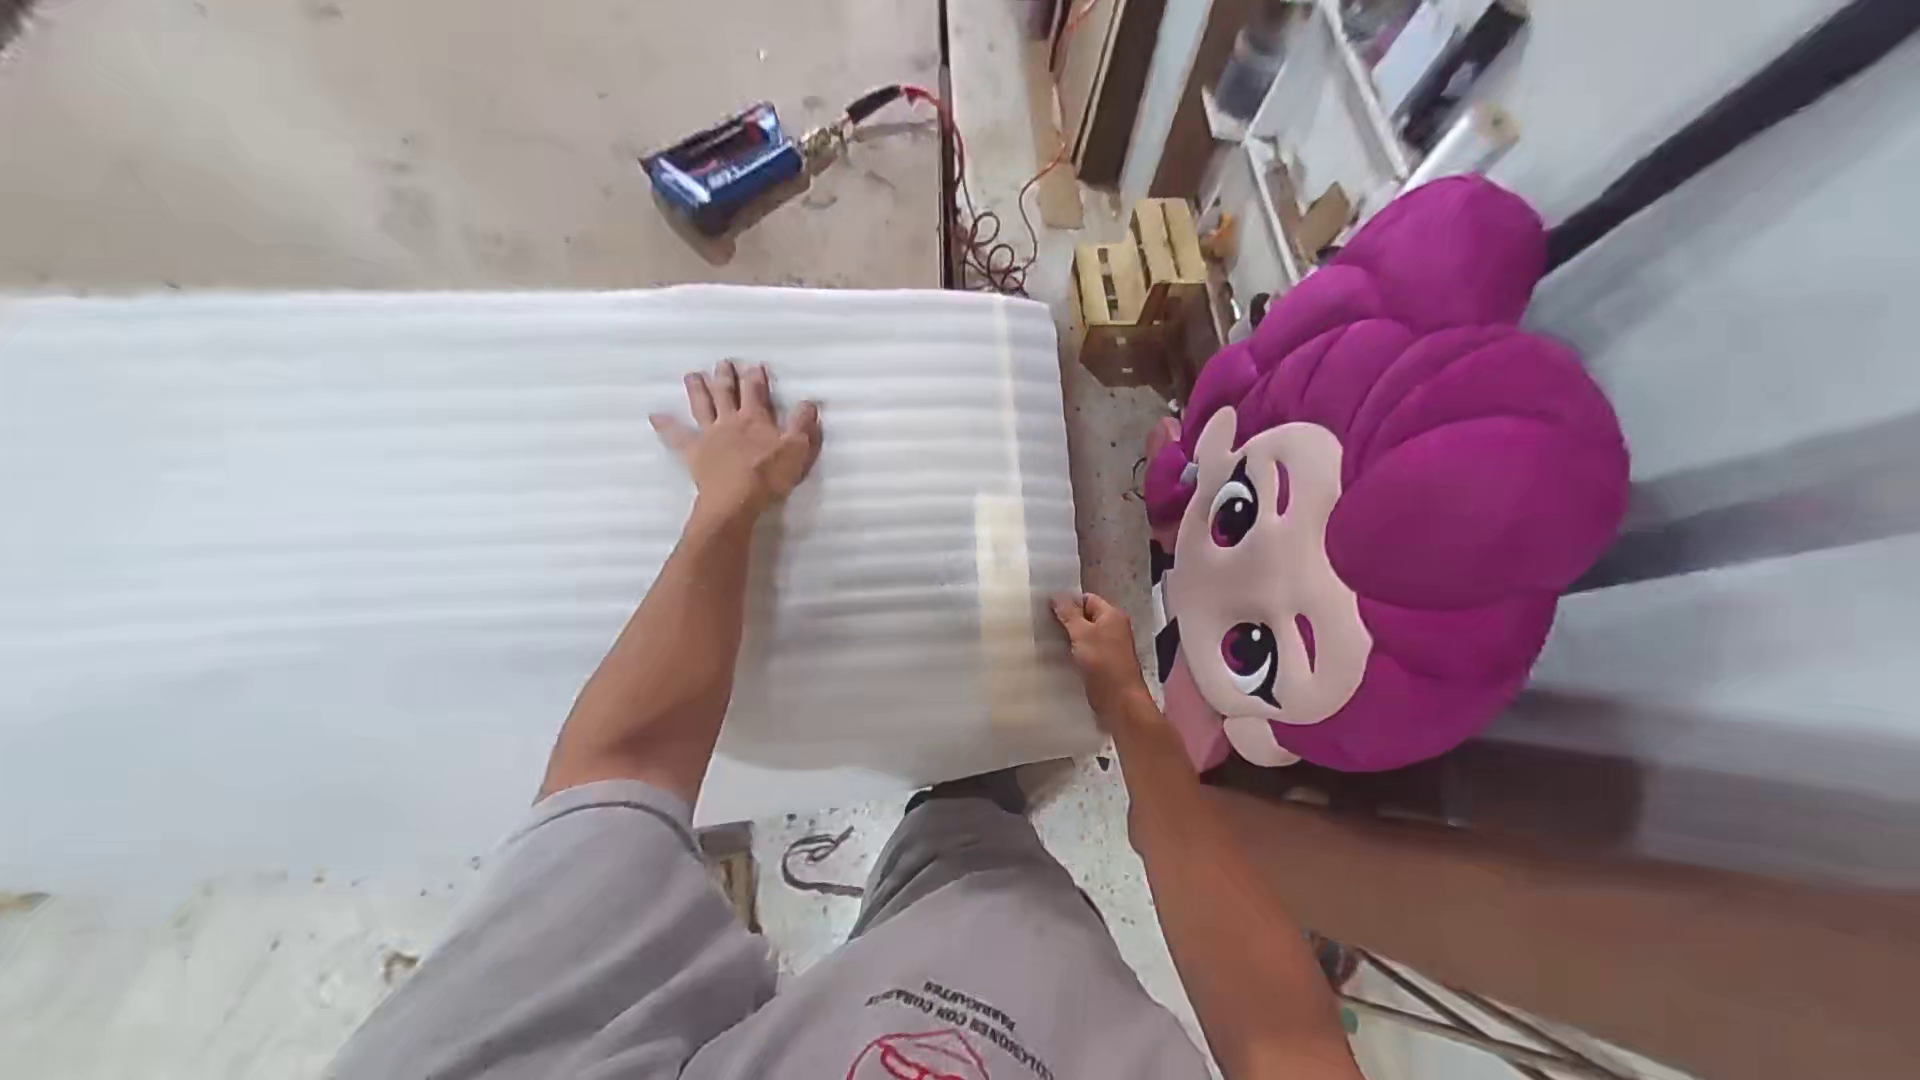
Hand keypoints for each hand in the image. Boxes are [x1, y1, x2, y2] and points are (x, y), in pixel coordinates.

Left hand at [651, 361, 821, 520]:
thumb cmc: (769, 475)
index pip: (756, 391)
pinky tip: (655, 416)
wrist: (736, 499)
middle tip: (722, 363)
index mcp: (756, 419)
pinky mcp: (695, 452)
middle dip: (725, 377)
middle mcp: (730, 420)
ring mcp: (710, 435)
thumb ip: (803, 424)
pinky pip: (678, 437)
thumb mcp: (797, 450)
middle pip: (726, 393)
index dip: (756, 377)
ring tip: (692, 375)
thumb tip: (809, 401)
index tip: (755, 365)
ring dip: (697, 389)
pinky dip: (666, 426)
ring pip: (702, 406)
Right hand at [1050, 591, 1152, 725]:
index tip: (1046, 607)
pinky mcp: (1102, 663)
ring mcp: (1108, 646)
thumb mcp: (1082, 633)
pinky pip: (1084, 650)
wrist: (1118, 699)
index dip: (1068, 601)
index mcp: (1112, 615)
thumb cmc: (1102, 661)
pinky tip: (1055, 654)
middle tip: (1041, 621)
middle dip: (1065, 619)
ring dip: (1067, 636)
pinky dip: (1072, 650)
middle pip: (1085, 616)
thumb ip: (1068, 613)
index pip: (1087, 599)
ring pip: (1083, 635)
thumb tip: (1056, 595)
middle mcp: (1112, 628)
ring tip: (1044, 636)